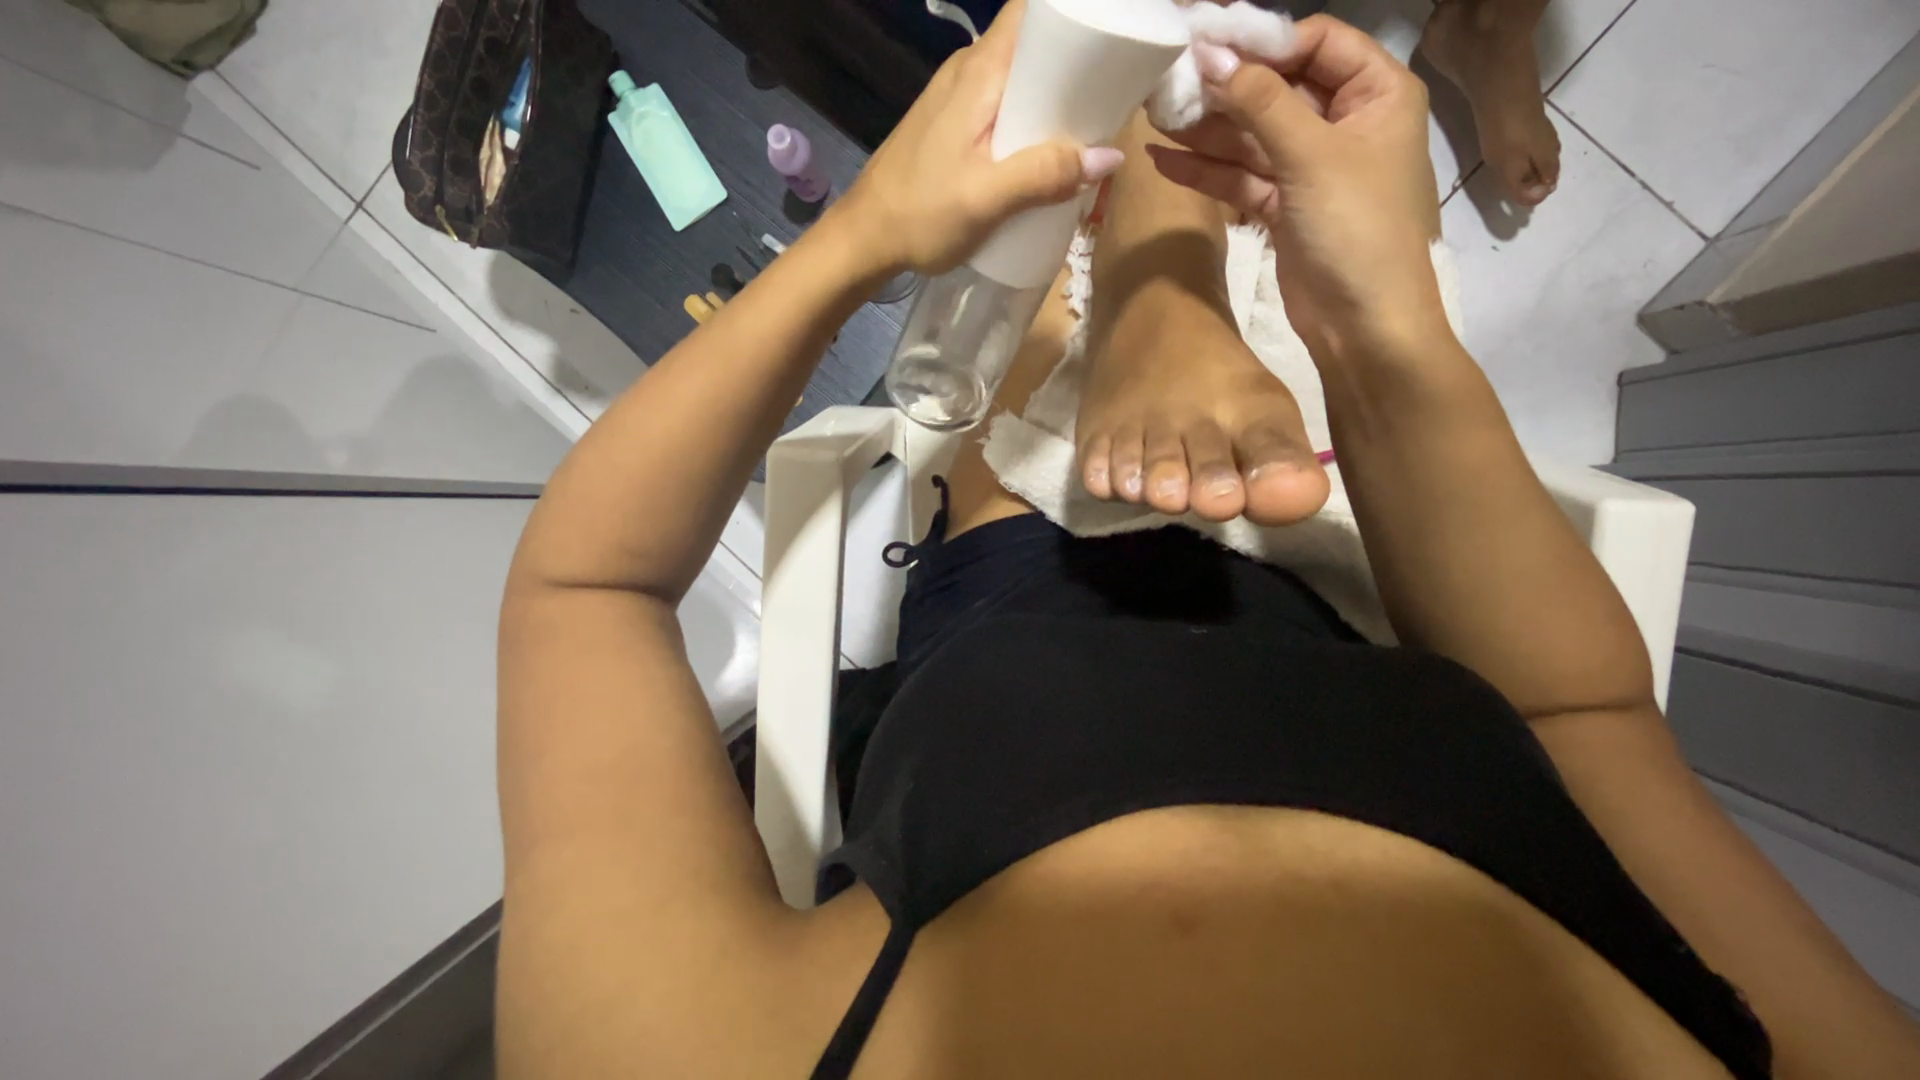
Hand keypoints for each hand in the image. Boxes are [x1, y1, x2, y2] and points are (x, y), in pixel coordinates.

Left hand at [837, 0, 1123, 275]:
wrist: (865, 239)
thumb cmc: (920, 214)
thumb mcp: (987, 199)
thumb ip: (1044, 175)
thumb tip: (1109, 157)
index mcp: (979, 73)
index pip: (1031, 11)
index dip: (1072, 16)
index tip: (1110, 44)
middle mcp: (968, 73)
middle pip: (1033, 47)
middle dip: (1075, 69)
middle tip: (1111, 100)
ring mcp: (958, 100)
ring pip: (1020, 81)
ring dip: (1055, 102)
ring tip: (1089, 130)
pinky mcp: (953, 127)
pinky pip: (1004, 108)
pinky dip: (1031, 123)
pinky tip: (1047, 155)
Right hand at [1145, 15, 1449, 363]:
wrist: (1363, 325)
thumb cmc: (1356, 229)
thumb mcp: (1311, 156)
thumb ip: (1260, 101)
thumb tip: (1210, 54)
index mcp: (1377, 94)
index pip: (1316, 43)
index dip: (1262, 42)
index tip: (1205, 45)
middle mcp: (1346, 123)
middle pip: (1277, 89)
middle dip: (1225, 88)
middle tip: (1166, 82)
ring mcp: (1311, 168)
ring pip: (1253, 137)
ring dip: (1207, 131)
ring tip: (1153, 118)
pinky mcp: (1284, 207)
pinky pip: (1242, 177)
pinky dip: (1207, 172)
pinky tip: (1164, 161)